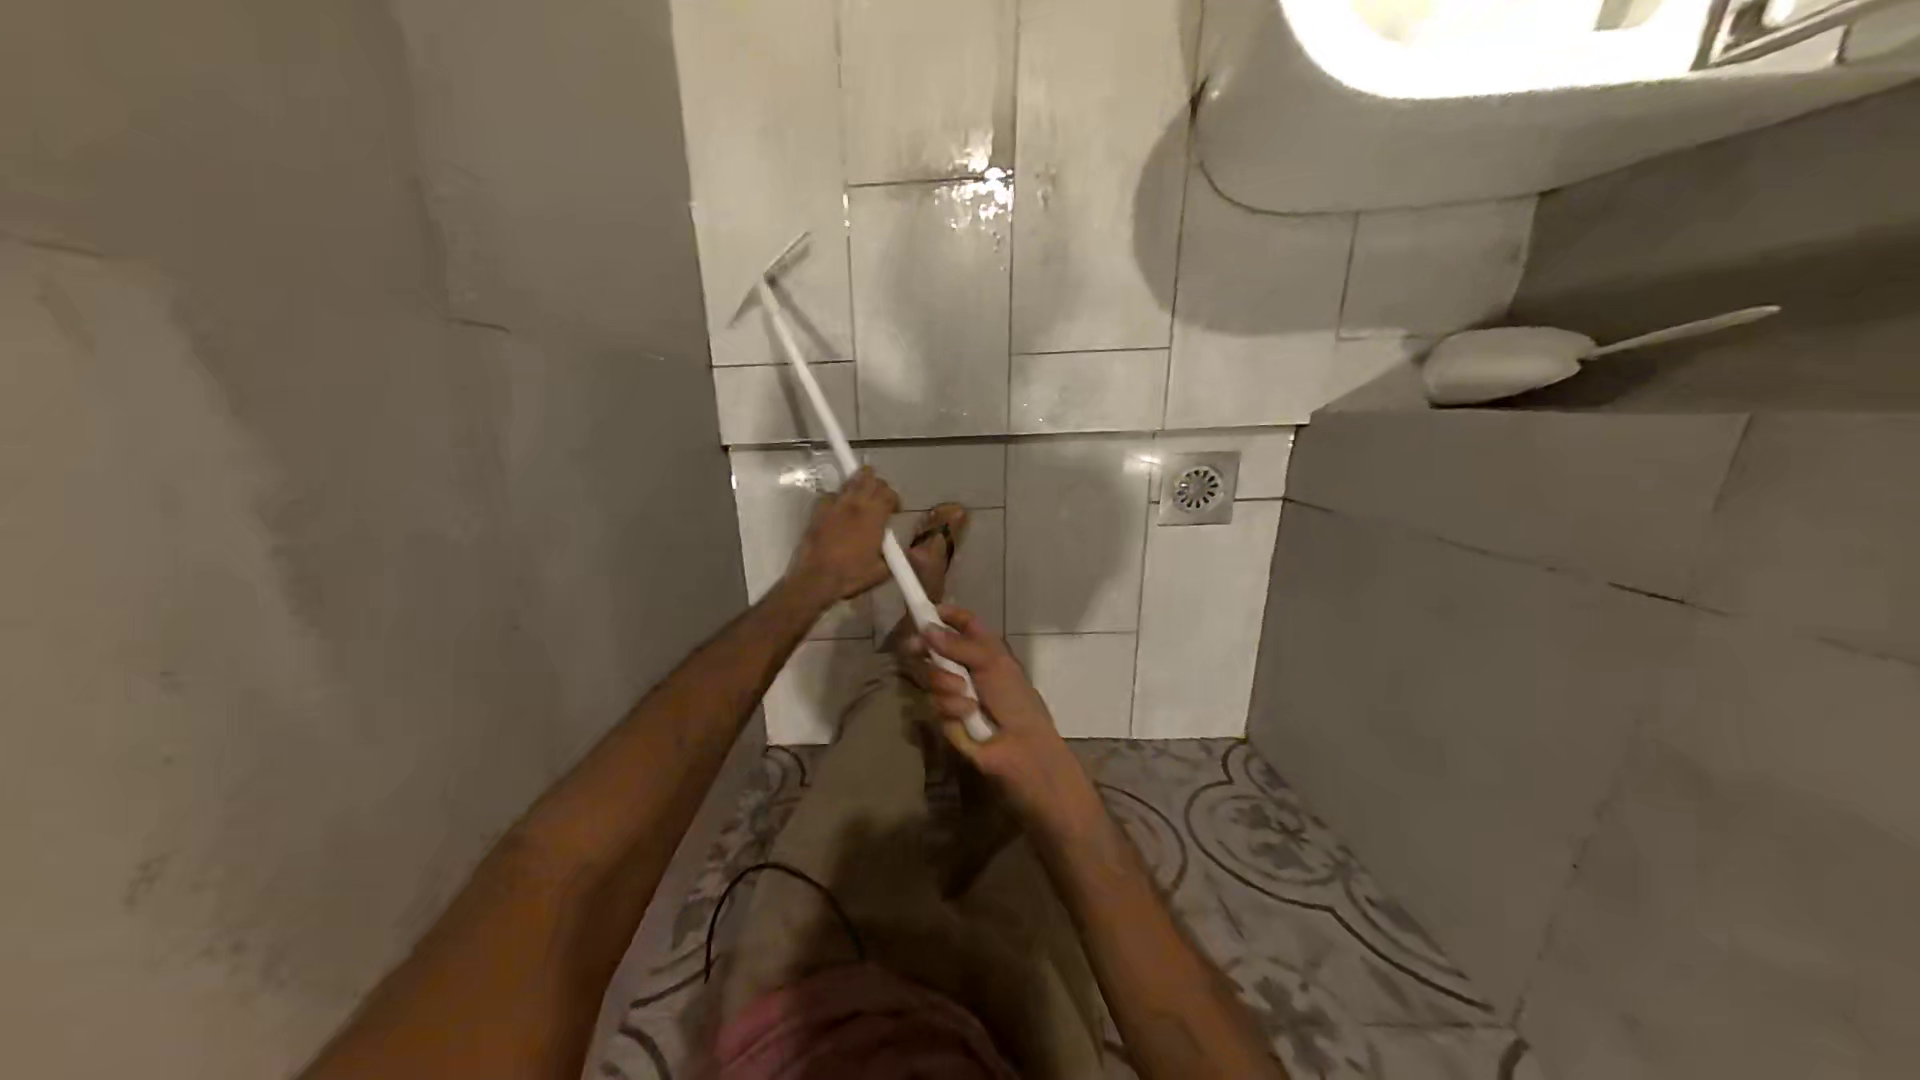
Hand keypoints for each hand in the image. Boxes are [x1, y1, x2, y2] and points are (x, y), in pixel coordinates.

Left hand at [785, 466, 898, 602]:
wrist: (817, 578)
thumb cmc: (852, 575)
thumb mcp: (882, 569)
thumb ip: (892, 554)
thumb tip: (895, 548)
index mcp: (874, 516)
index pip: (889, 493)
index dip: (895, 500)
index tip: (895, 511)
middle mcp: (855, 504)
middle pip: (871, 480)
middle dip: (879, 486)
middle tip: (880, 499)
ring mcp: (835, 504)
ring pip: (851, 481)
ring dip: (859, 484)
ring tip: (862, 493)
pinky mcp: (819, 510)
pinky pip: (832, 494)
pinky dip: (839, 497)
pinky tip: (840, 507)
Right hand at [912, 606, 1092, 819]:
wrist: (1022, 750)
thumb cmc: (1016, 701)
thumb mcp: (992, 664)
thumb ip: (958, 645)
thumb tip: (925, 627)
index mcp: (986, 651)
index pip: (963, 624)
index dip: (946, 615)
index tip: (926, 610)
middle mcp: (967, 669)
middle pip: (935, 649)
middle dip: (928, 650)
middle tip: (915, 648)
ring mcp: (955, 694)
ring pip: (931, 676)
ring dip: (945, 683)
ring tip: (965, 696)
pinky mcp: (947, 719)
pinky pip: (935, 704)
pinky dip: (952, 708)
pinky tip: (968, 716)